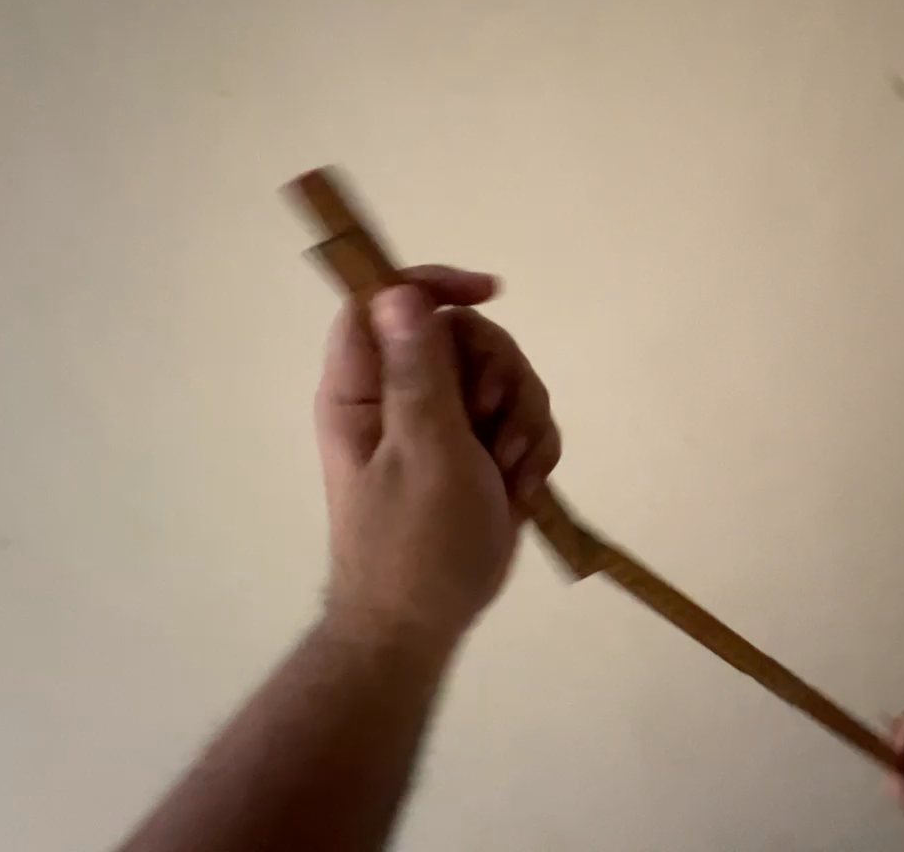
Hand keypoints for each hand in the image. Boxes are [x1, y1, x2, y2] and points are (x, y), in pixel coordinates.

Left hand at [313, 265, 561, 642]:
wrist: (431, 617)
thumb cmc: (415, 542)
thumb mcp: (424, 451)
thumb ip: (418, 372)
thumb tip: (400, 293)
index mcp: (368, 388)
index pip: (387, 302)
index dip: (434, 285)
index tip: (490, 294)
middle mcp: (406, 394)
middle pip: (467, 334)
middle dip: (502, 373)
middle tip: (498, 418)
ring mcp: (449, 420)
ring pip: (509, 374)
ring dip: (525, 419)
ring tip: (511, 469)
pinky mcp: (485, 446)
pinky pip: (528, 415)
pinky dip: (536, 447)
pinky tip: (522, 485)